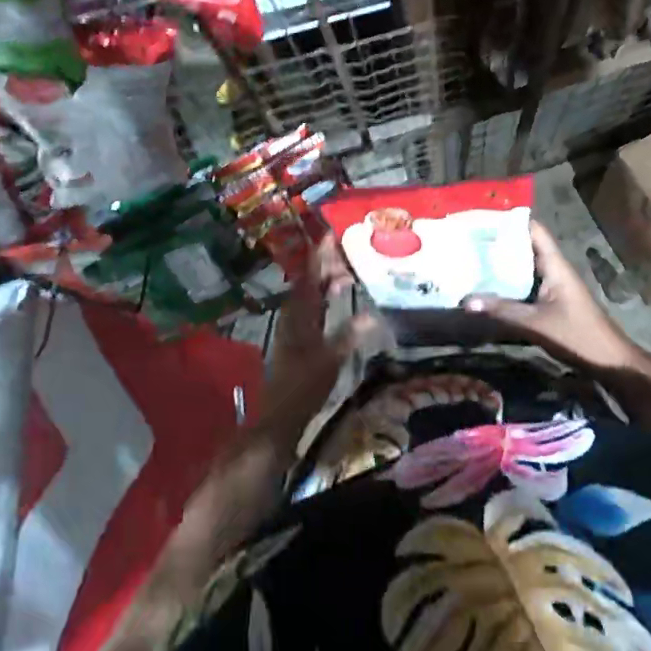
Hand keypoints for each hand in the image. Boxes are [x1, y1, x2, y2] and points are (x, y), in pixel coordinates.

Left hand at [258, 235, 373, 445]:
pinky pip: (310, 306)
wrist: (279, 416)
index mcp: (299, 316)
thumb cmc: (304, 388)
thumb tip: (370, 315)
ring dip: (324, 280)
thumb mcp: (330, 362)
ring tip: (345, 271)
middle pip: (308, 282)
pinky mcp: (296, 338)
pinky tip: (335, 299)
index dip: (320, 255)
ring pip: (309, 294)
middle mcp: (293, 316)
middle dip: (325, 264)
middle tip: (344, 250)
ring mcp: (292, 327)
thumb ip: (349, 337)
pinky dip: (323, 296)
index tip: (330, 234)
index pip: (310, 277)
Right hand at [464, 222, 638, 371]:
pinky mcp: (550, 301)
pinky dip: (507, 282)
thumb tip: (466, 301)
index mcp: (555, 264)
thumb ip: (502, 310)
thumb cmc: (578, 336)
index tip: (481, 217)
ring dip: (501, 262)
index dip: (509, 220)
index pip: (533, 229)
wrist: (609, 362)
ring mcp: (552, 285)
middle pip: (524, 245)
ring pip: (523, 265)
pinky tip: (487, 286)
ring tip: (470, 257)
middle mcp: (553, 269)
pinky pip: (524, 283)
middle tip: (467, 238)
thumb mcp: (536, 323)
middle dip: (498, 241)